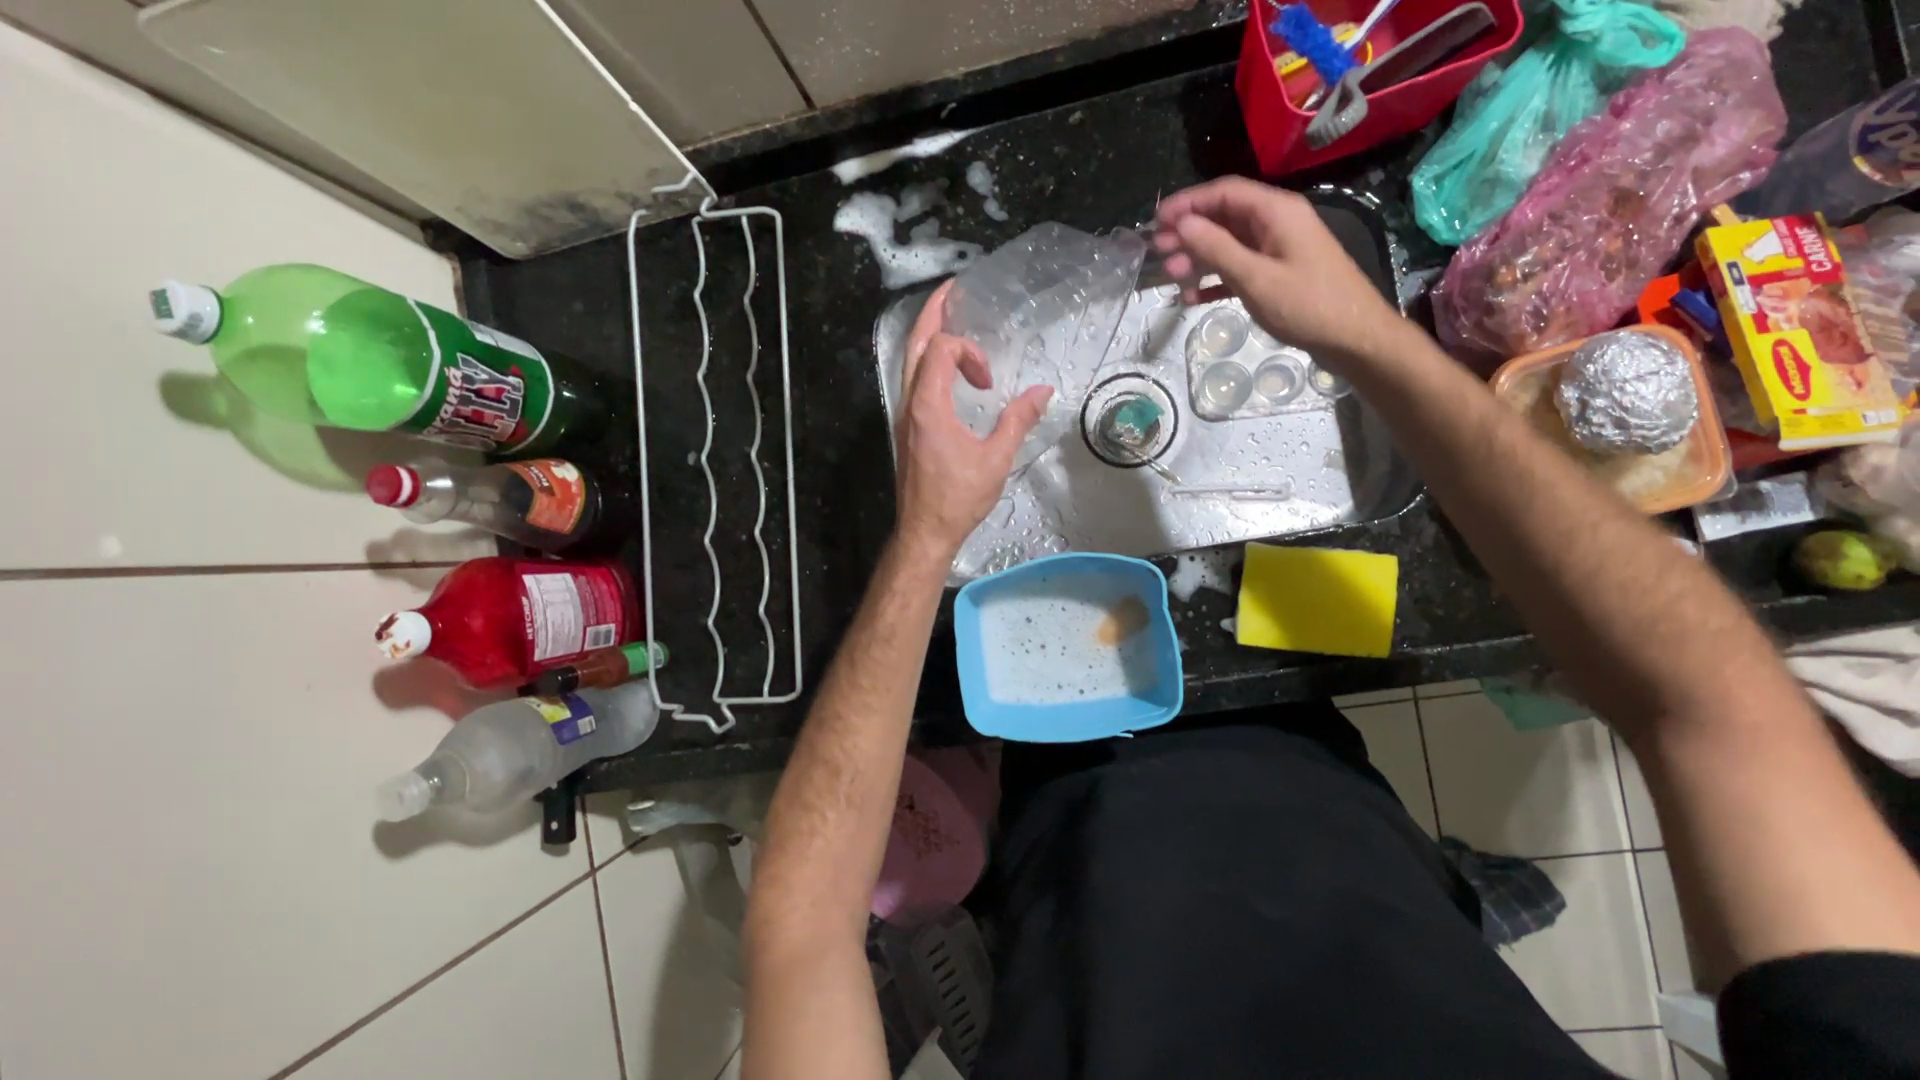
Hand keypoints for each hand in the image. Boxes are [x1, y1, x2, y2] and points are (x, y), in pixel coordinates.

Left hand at [893, 280, 1051, 556]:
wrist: (924, 531)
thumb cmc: (958, 499)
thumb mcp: (996, 460)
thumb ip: (1018, 421)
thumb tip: (1043, 391)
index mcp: (928, 405)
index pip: (941, 349)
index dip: (968, 351)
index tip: (988, 381)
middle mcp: (909, 403)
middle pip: (914, 344)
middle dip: (932, 314)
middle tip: (952, 291)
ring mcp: (903, 415)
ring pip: (908, 362)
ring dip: (927, 336)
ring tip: (946, 318)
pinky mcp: (906, 428)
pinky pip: (911, 381)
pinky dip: (926, 362)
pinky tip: (945, 368)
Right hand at [1153, 177, 1402, 362]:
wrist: (1354, 338)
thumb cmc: (1307, 304)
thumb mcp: (1255, 277)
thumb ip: (1216, 248)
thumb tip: (1182, 224)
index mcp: (1276, 211)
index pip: (1224, 192)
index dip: (1187, 203)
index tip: (1156, 221)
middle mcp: (1277, 223)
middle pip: (1224, 216)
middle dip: (1189, 232)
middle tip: (1159, 252)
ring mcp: (1279, 249)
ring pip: (1229, 244)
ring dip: (1199, 257)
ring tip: (1173, 277)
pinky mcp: (1279, 275)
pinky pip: (1240, 268)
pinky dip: (1216, 280)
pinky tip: (1194, 297)